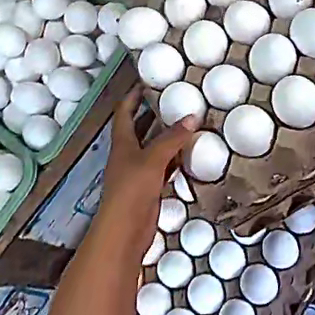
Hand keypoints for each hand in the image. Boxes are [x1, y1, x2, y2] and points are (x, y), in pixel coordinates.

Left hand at [97, 90, 197, 229]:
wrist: (124, 231)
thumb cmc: (131, 191)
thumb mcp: (153, 159)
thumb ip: (172, 139)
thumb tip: (192, 117)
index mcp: (122, 144)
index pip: (125, 113)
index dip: (133, 97)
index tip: (146, 83)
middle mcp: (128, 155)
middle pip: (140, 130)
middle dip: (154, 115)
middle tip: (175, 102)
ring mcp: (138, 173)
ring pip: (154, 149)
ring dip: (167, 138)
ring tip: (188, 124)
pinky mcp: (150, 189)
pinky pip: (164, 168)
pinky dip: (175, 159)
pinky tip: (189, 156)